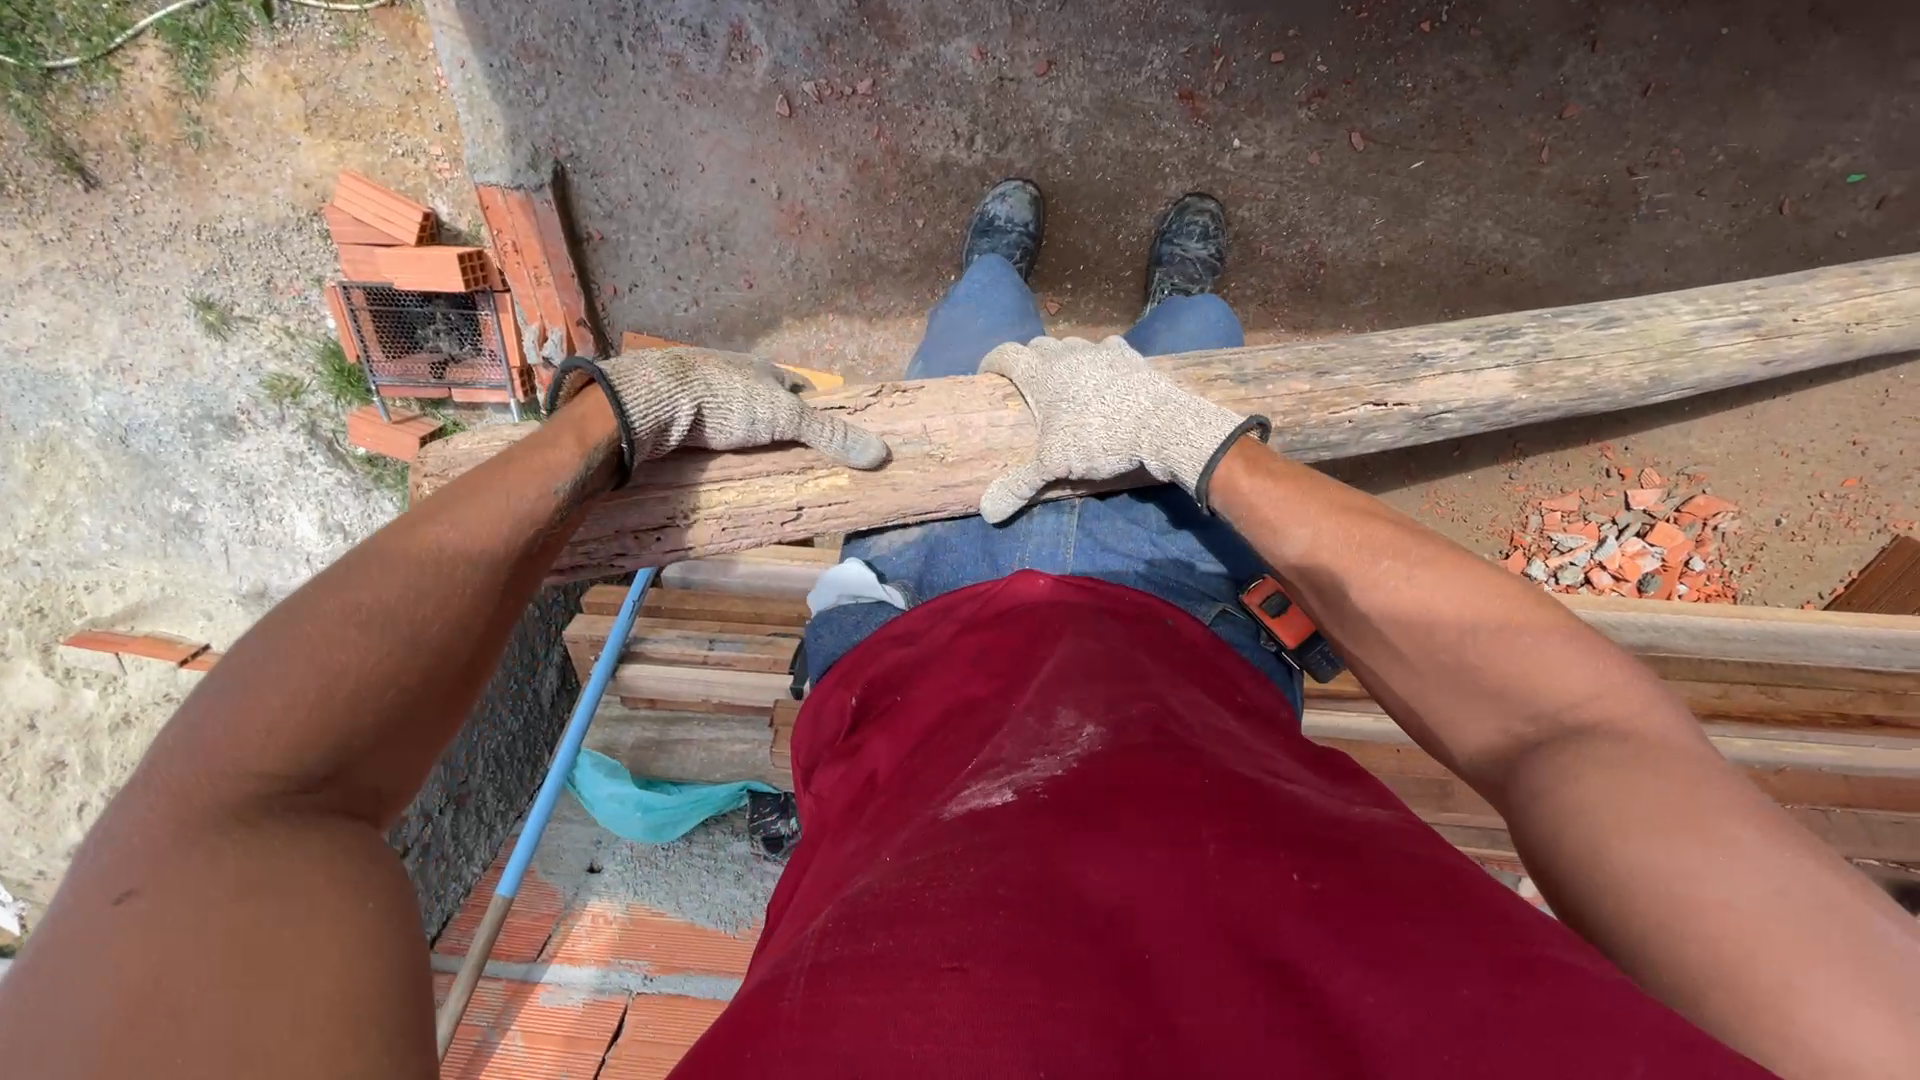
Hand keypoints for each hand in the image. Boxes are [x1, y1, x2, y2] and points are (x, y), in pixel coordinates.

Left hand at [547, 347, 888, 482]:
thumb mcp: (787, 418)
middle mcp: (732, 376)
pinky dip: (715, 449)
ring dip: (745, 440)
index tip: (826, 438)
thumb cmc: (727, 399)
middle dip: (778, 428)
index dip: (814, 410)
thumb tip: (883, 454)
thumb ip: (830, 436)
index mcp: (762, 370)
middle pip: (765, 405)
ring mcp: (700, 394)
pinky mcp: (673, 414)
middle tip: (795, 462)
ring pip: (732, 420)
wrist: (653, 400)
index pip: (798, 388)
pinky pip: (703, 434)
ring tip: (761, 471)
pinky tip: (720, 468)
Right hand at [977, 335, 1268, 522]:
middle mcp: (1067, 354)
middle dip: (1027, 361)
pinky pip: (1104, 350)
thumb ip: (1020, 485)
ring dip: (1061, 359)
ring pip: (1070, 345)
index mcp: (1042, 373)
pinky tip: (1102, 379)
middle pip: (1037, 346)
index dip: (991, 363)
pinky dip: (1096, 361)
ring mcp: (1100, 351)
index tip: (987, 376)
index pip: (1006, 355)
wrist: (1161, 426)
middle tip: (1026, 387)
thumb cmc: (1100, 441)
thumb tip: (987, 514)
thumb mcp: (1054, 467)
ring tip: (1063, 383)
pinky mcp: (1128, 356)